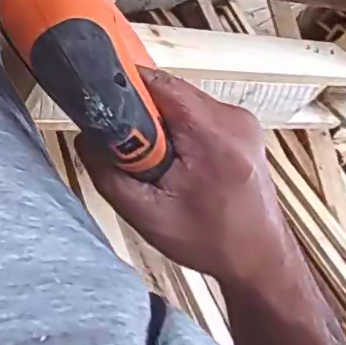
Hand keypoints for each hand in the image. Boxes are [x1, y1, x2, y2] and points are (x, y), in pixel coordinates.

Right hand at [77, 68, 299, 289]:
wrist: (261, 261)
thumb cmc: (210, 242)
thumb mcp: (144, 213)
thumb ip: (106, 172)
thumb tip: (85, 136)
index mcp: (214, 136)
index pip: (156, 83)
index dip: (122, 88)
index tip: (103, 108)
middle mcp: (232, 118)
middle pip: (163, 87)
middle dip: (136, 109)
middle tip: (126, 144)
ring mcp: (239, 119)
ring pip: (174, 95)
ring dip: (153, 117)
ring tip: (151, 155)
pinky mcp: (237, 124)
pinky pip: (189, 107)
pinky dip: (171, 123)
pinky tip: (171, 155)